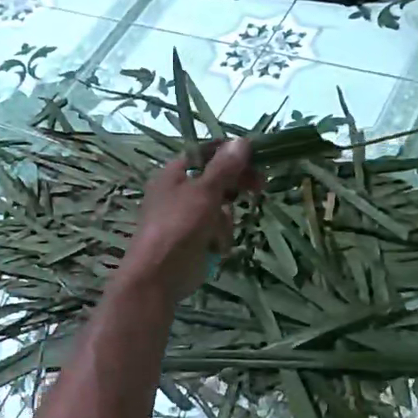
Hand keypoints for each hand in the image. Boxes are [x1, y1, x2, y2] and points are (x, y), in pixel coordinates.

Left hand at [116, 139, 259, 302]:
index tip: (255, 158)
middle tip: (259, 188)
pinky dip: (220, 237)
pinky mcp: (194, 240)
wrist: (159, 275)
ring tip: (219, 231)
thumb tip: (242, 141)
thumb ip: (225, 167)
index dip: (230, 154)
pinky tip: (216, 247)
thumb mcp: (204, 191)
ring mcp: (187, 217)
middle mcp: (179, 192)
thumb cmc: (178, 226)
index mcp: (174, 174)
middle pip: (216, 180)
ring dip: (225, 219)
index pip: (206, 153)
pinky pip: (216, 230)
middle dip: (235, 187)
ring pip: (220, 208)